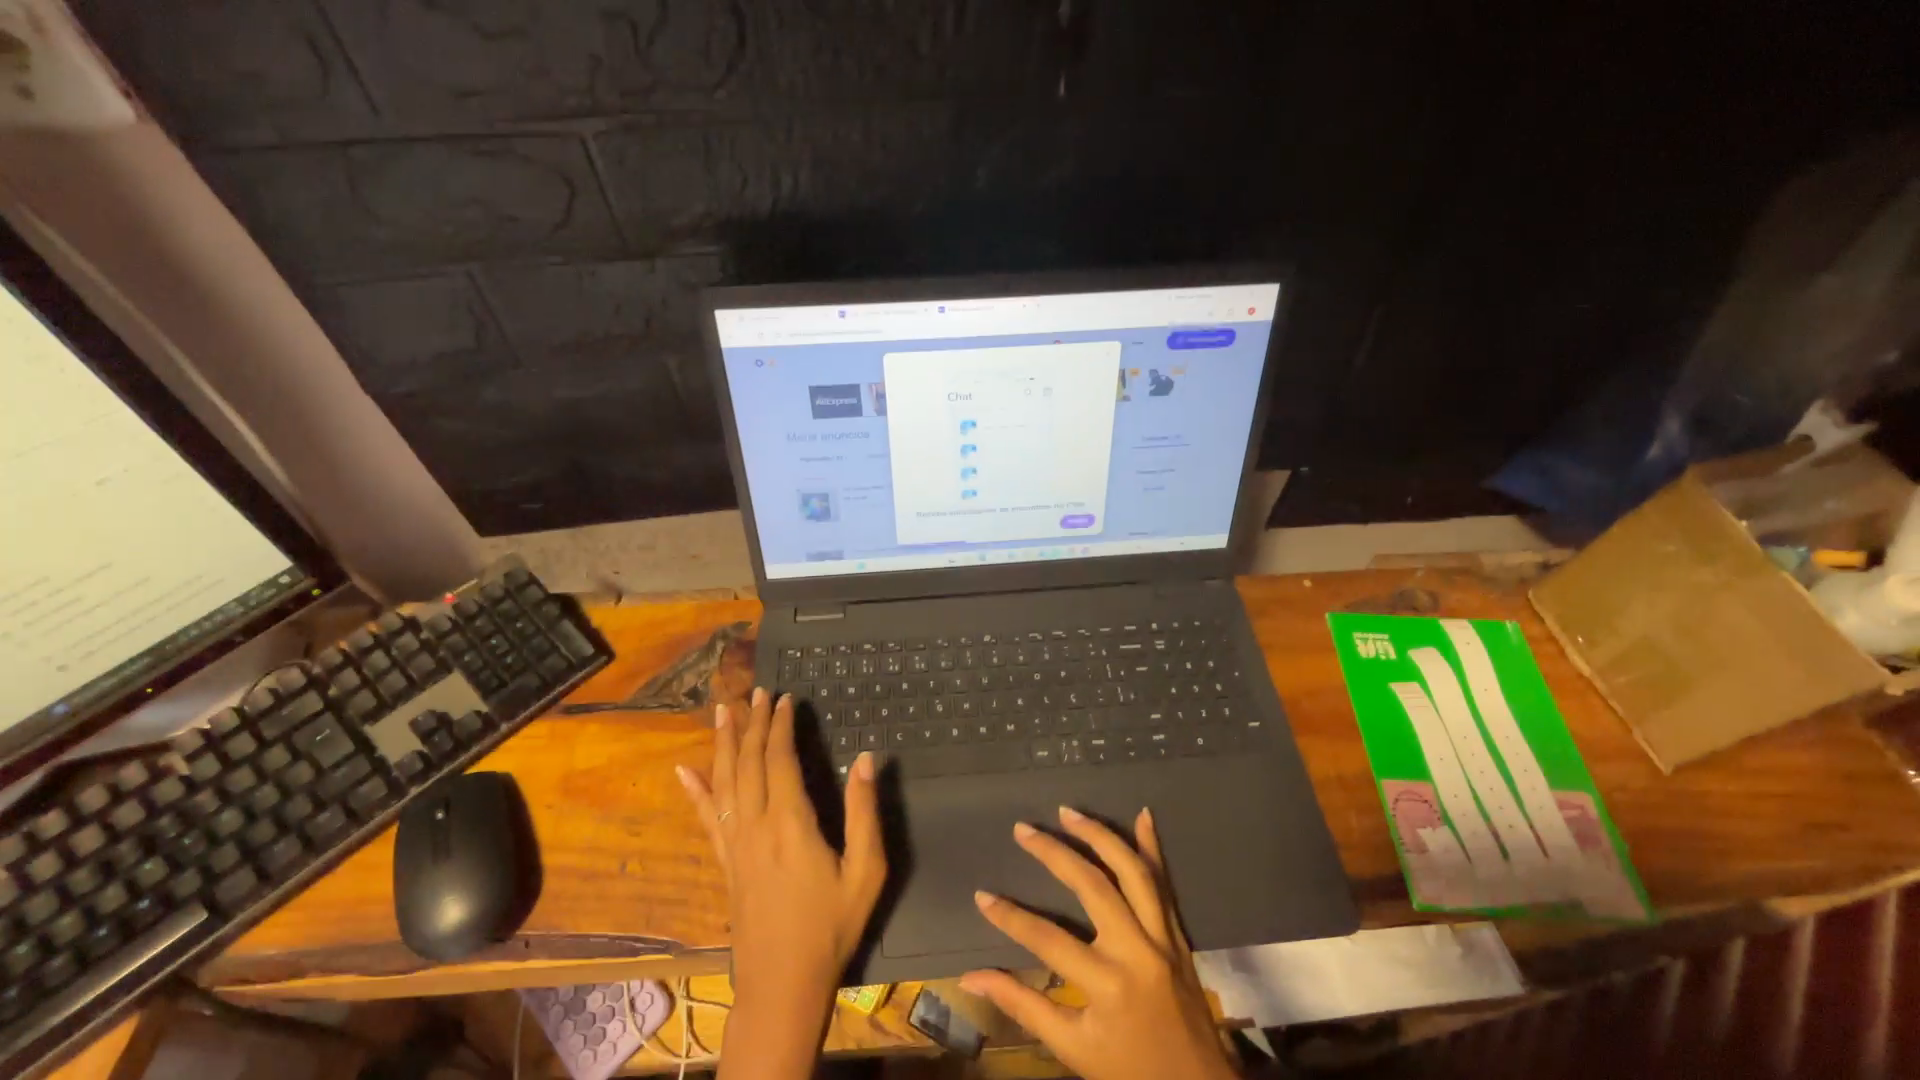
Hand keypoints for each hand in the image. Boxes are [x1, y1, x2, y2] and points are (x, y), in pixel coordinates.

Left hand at [676, 687, 884, 1009]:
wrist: (783, 981)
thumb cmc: (831, 926)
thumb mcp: (867, 872)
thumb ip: (865, 813)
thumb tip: (865, 759)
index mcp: (791, 822)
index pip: (780, 759)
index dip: (780, 726)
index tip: (783, 698)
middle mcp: (756, 825)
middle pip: (748, 762)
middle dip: (751, 723)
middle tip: (753, 691)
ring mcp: (734, 844)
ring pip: (723, 782)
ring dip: (723, 744)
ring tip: (721, 712)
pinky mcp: (725, 863)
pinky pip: (706, 818)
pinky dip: (695, 791)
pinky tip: (684, 771)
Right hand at [960, 807, 1238, 1079]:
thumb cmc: (1128, 1070)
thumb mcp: (1072, 1047)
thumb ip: (1022, 1005)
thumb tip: (971, 977)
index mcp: (1107, 983)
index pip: (1047, 939)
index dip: (1011, 916)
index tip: (981, 895)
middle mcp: (1138, 950)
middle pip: (1094, 887)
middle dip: (1055, 854)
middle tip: (1023, 829)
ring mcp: (1163, 938)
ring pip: (1134, 873)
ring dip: (1100, 837)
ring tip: (1069, 812)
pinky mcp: (1179, 936)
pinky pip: (1165, 885)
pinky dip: (1153, 850)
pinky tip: (1143, 816)